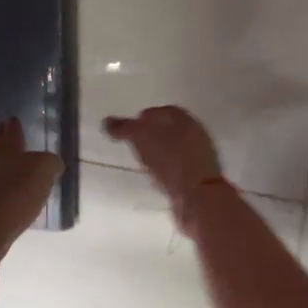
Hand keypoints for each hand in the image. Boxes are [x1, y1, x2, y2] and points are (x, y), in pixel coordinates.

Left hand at [0, 117, 63, 253]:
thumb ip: (51, 162)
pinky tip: (15, 195)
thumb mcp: (45, 170)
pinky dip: (5, 188)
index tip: (13, 118)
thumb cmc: (16, 191)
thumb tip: (51, 163)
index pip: (10, 129)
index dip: (14, 124)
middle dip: (5, 140)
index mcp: (5, 147)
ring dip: (6, 166)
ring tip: (19, 168)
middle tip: (11, 135)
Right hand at [103, 106, 225, 234]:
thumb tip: (106, 122)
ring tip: (144, 160)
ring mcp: (201, 156)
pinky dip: (168, 167)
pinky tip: (157, 176)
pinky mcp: (200, 177)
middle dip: (154, 133)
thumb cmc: (170, 160)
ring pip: (177, 148)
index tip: (131, 126)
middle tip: (135, 142)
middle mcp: (196, 133)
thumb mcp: (141, 139)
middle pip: (171, 129)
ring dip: (161, 152)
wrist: (198, 196)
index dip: (146, 117)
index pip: (163, 111)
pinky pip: (180, 166)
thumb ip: (125, 128)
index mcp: (184, 119)